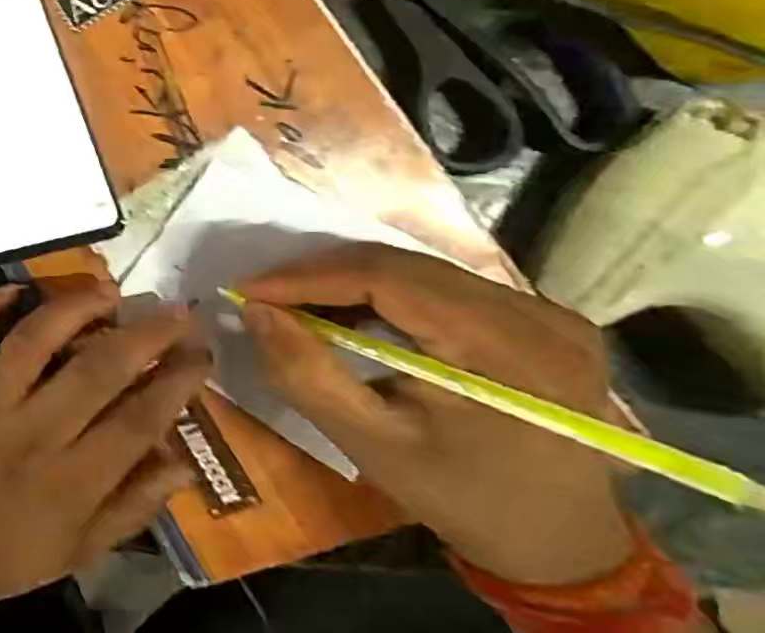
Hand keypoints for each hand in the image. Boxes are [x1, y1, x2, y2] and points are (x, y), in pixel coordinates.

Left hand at [0, 278, 210, 606]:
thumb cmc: (12, 550)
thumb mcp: (83, 548)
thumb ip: (134, 505)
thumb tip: (182, 460)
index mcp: (74, 478)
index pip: (137, 420)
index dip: (175, 382)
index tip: (199, 353)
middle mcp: (33, 429)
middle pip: (94, 371)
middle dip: (142, 335)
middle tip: (172, 310)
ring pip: (31, 341)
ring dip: (71, 308)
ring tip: (106, 290)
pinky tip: (13, 288)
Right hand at [242, 244, 634, 585]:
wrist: (560, 542)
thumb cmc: (459, 495)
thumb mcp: (367, 441)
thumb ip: (305, 372)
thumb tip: (254, 309)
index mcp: (508, 352)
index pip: (387, 277)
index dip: (306, 276)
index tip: (246, 289)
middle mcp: (539, 318)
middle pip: (399, 264)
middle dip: (317, 274)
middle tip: (263, 295)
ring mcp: (545, 313)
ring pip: (413, 266)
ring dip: (343, 278)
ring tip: (295, 302)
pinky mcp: (538, 316)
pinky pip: (436, 280)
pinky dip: (378, 288)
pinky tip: (347, 310)